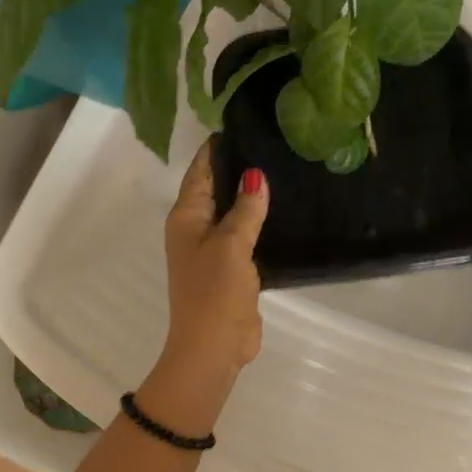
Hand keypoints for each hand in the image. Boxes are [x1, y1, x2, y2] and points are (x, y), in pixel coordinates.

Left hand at [148, 141, 269, 412]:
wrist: (213, 347)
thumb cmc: (215, 292)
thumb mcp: (231, 245)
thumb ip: (244, 209)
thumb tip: (255, 175)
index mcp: (186, 217)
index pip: (200, 171)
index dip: (217, 149)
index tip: (243, 124)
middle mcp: (196, 229)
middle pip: (217, 189)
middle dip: (240, 169)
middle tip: (275, 142)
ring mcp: (214, 250)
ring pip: (235, 214)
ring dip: (253, 198)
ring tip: (285, 169)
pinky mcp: (233, 269)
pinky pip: (247, 236)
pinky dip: (261, 224)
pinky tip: (285, 211)